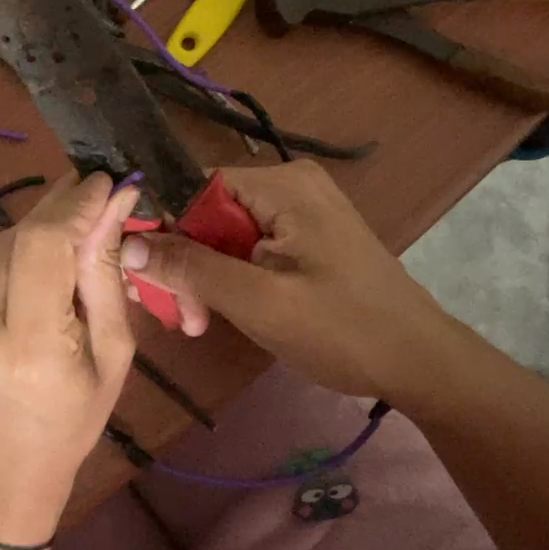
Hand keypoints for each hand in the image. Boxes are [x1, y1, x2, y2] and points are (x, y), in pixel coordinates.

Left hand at [0, 172, 140, 543]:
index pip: (45, 244)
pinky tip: (42, 257)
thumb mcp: (111, 358)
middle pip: (19, 235)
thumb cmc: (69, 426)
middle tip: (96, 191)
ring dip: (39, 225)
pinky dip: (17, 250)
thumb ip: (105, 277)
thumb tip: (113, 207)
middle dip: (61, 205)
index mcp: (27, 345)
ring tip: (76, 223)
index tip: (106, 181)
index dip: (76, 204)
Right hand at [120, 162, 476, 405]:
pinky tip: (221, 312)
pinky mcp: (305, 235)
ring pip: (222, 233)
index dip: (162, 230)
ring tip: (200, 323)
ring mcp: (300, 209)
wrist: (423, 366)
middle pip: (206, 212)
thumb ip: (190, 268)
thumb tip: (124, 244)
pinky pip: (246, 246)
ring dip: (203, 277)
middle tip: (182, 317)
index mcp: (282, 184)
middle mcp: (289, 183)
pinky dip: (228, 278)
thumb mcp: (258, 302)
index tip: (147, 282)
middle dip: (185, 264)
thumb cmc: (344, 331)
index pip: (193, 187)